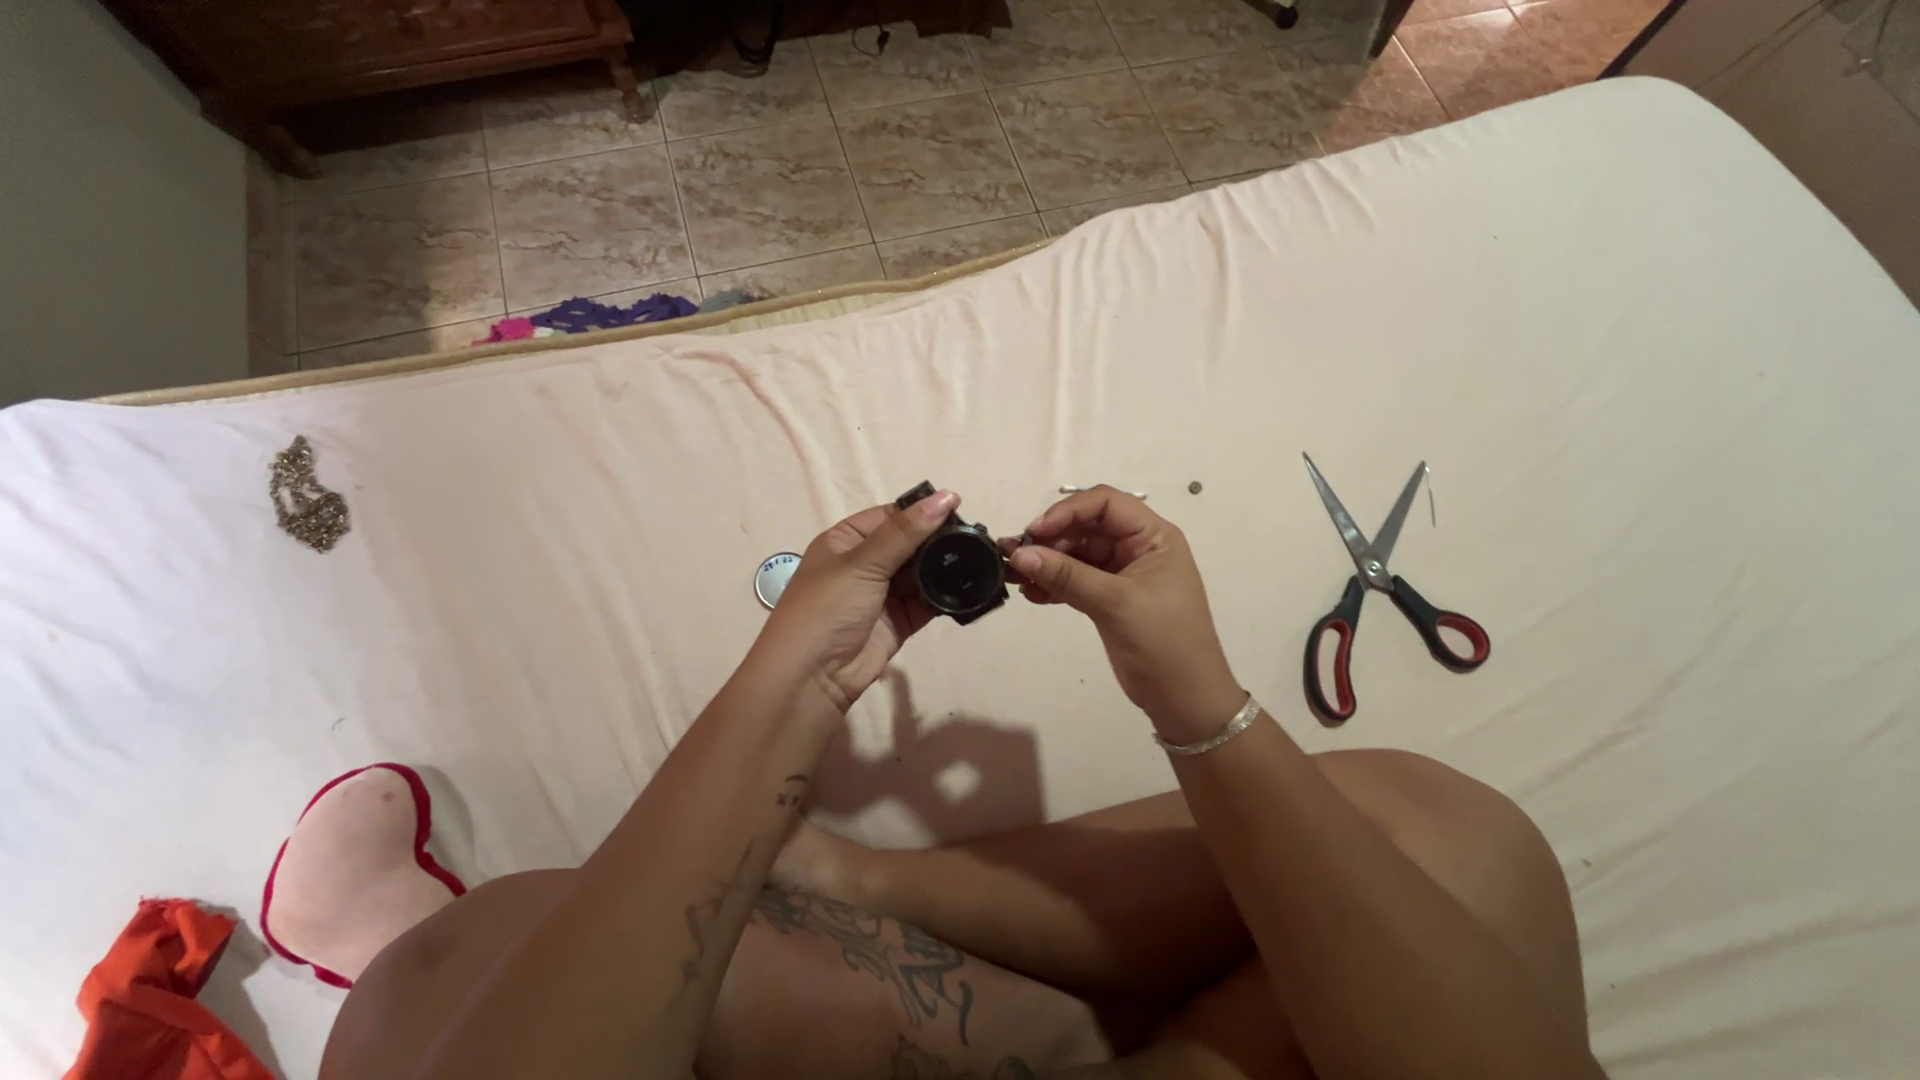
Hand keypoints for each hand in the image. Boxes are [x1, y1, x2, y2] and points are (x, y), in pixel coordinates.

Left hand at [754, 491, 959, 714]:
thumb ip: (906, 531)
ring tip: (981, 559)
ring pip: (920, 574)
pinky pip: (926, 603)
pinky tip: (970, 588)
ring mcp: (881, 596)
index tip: (960, 508)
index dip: (922, 512)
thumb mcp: (863, 562)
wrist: (810, 677)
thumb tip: (947, 496)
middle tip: (978, 537)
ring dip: (945, 569)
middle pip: (909, 545)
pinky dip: (945, 597)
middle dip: (938, 542)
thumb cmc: (827, 608)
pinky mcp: (898, 623)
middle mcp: (863, 565)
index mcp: (844, 541)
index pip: (890, 517)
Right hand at [1007, 487, 1244, 740]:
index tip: (1034, 532)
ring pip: (1076, 554)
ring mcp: (1123, 574)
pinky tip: (1030, 595)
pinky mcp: (1109, 599)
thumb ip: (1067, 575)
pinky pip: (1075, 580)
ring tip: (1012, 576)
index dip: (1067, 511)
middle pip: (1086, 527)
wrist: (1185, 699)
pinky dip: (1053, 585)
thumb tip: (1018, 553)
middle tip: (1013, 556)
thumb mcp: (1115, 604)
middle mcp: (1138, 547)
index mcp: (1153, 537)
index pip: (1105, 503)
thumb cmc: (1163, 642)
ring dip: (1046, 563)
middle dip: (1049, 539)